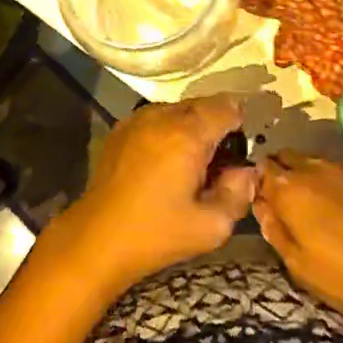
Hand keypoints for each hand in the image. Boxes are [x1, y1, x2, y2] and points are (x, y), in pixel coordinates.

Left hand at [47, 96, 257, 292]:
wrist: (96, 238)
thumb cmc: (156, 233)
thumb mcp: (211, 227)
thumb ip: (239, 192)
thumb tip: (247, 171)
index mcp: (187, 134)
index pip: (227, 106)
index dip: (241, 125)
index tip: (240, 152)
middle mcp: (162, 115)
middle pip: (203, 104)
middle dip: (216, 127)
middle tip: (218, 164)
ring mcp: (137, 119)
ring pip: (178, 110)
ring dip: (191, 128)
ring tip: (189, 166)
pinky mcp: (121, 129)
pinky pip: (156, 118)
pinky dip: (168, 132)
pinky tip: (163, 164)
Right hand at [255, 151, 342, 342]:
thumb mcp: (302, 269)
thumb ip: (275, 232)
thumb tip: (261, 206)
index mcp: (289, 187)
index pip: (258, 169)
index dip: (255, 184)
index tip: (259, 203)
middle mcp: (314, 165)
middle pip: (285, 158)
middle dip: (279, 175)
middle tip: (283, 205)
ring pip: (312, 162)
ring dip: (305, 177)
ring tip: (313, 208)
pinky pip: (338, 169)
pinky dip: (330, 181)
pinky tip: (342, 209)